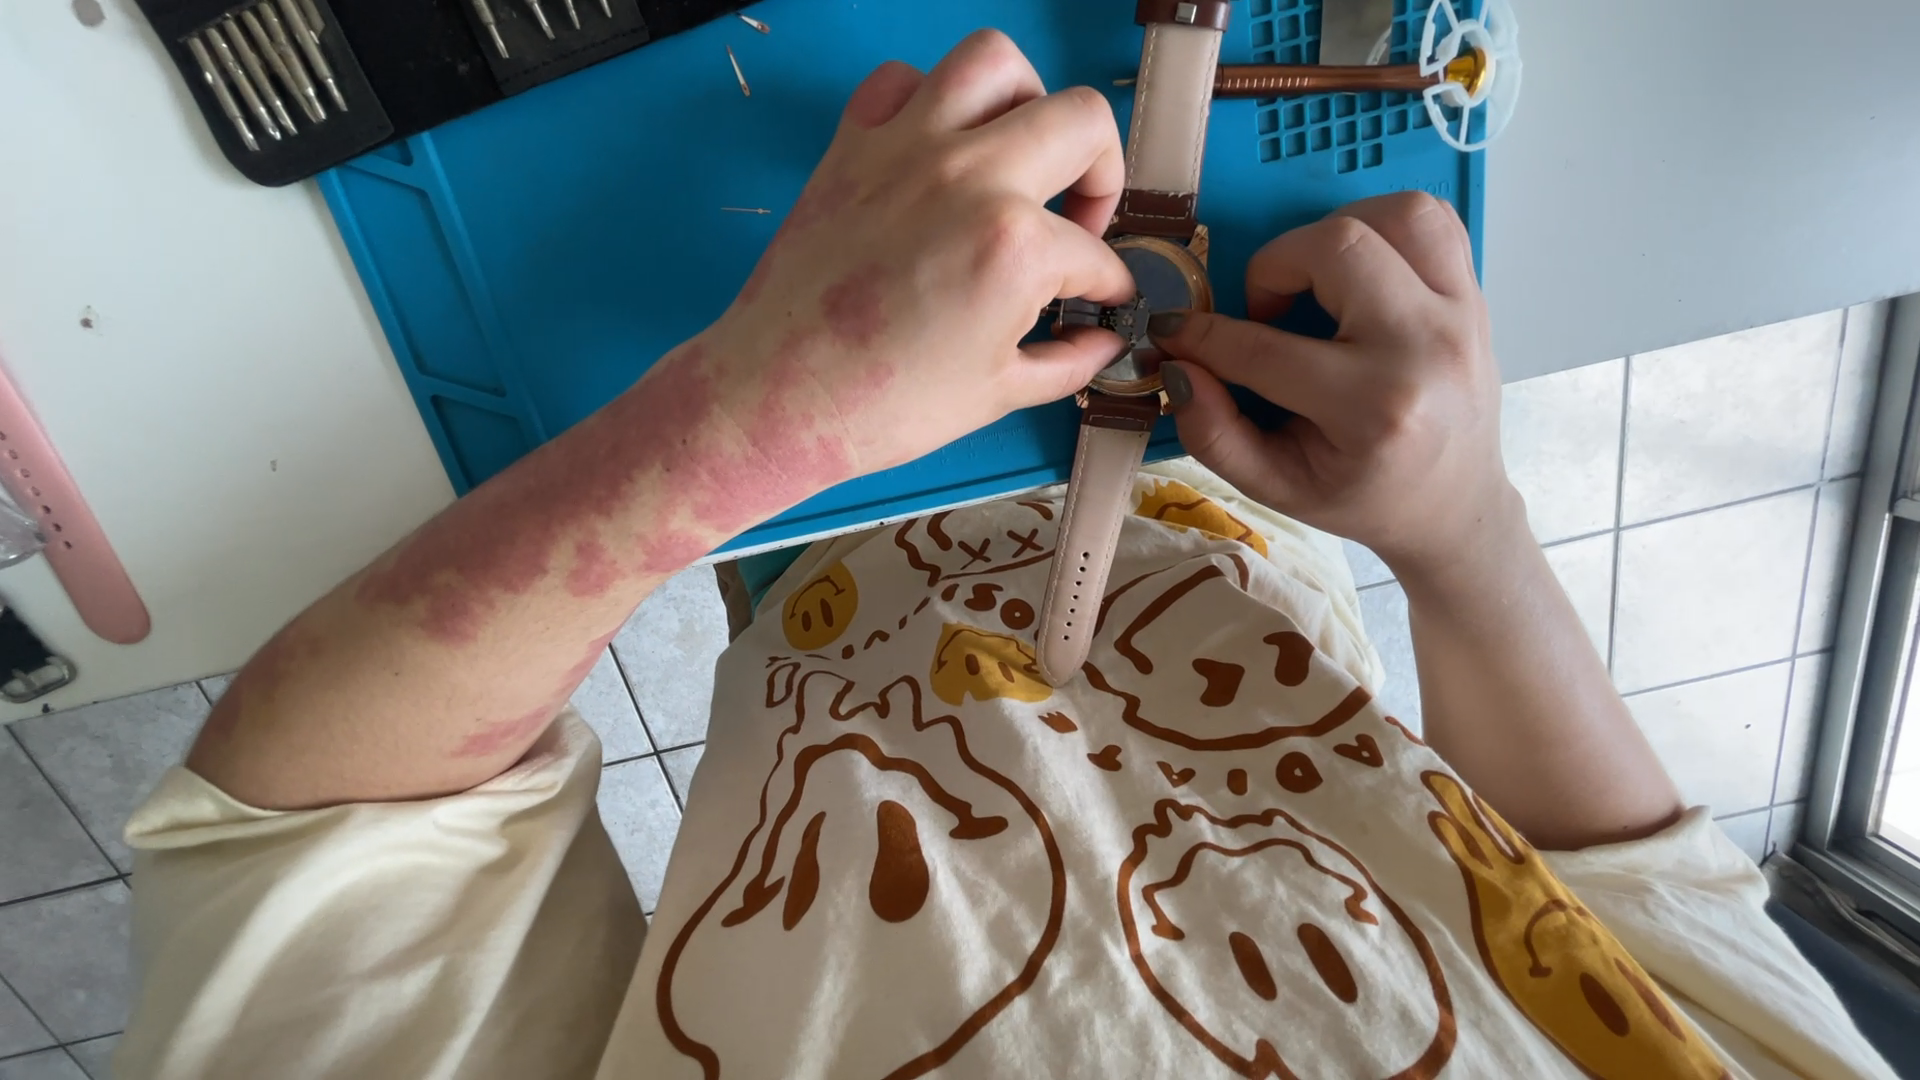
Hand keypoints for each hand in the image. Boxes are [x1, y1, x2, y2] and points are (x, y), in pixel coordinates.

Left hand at [696, 30, 1132, 480]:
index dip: (1110, 287)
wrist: (780, 399)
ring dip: (1028, 103)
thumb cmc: (886, 408)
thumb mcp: (998, 395)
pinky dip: (930, 101)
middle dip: (1103, 176)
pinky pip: (901, 80)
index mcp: (1015, 245)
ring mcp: (906, 148)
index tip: (1104, 301)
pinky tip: (937, 152)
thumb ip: (1067, 361)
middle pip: (1081, 122)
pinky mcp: (852, 146)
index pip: (1094, 255)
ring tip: (1021, 160)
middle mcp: (970, 175)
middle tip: (1080, 224)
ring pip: (995, 62)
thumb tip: (1104, 341)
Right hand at [1148, 193, 1517, 578]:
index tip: (1172, 332)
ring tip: (1307, 282)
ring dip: (1331, 235)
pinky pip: (1431, 221)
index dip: (1202, 336)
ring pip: (1395, 214)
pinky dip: (1379, 227)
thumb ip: (1214, 434)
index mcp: (1372, 408)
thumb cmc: (1359, 497)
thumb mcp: (1273, 486)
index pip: (1265, 350)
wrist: (1450, 504)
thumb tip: (1176, 368)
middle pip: (1338, 247)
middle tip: (1259, 311)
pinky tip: (1351, 271)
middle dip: (1273, 267)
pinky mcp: (1475, 294)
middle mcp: (1424, 347)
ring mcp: (1461, 312)